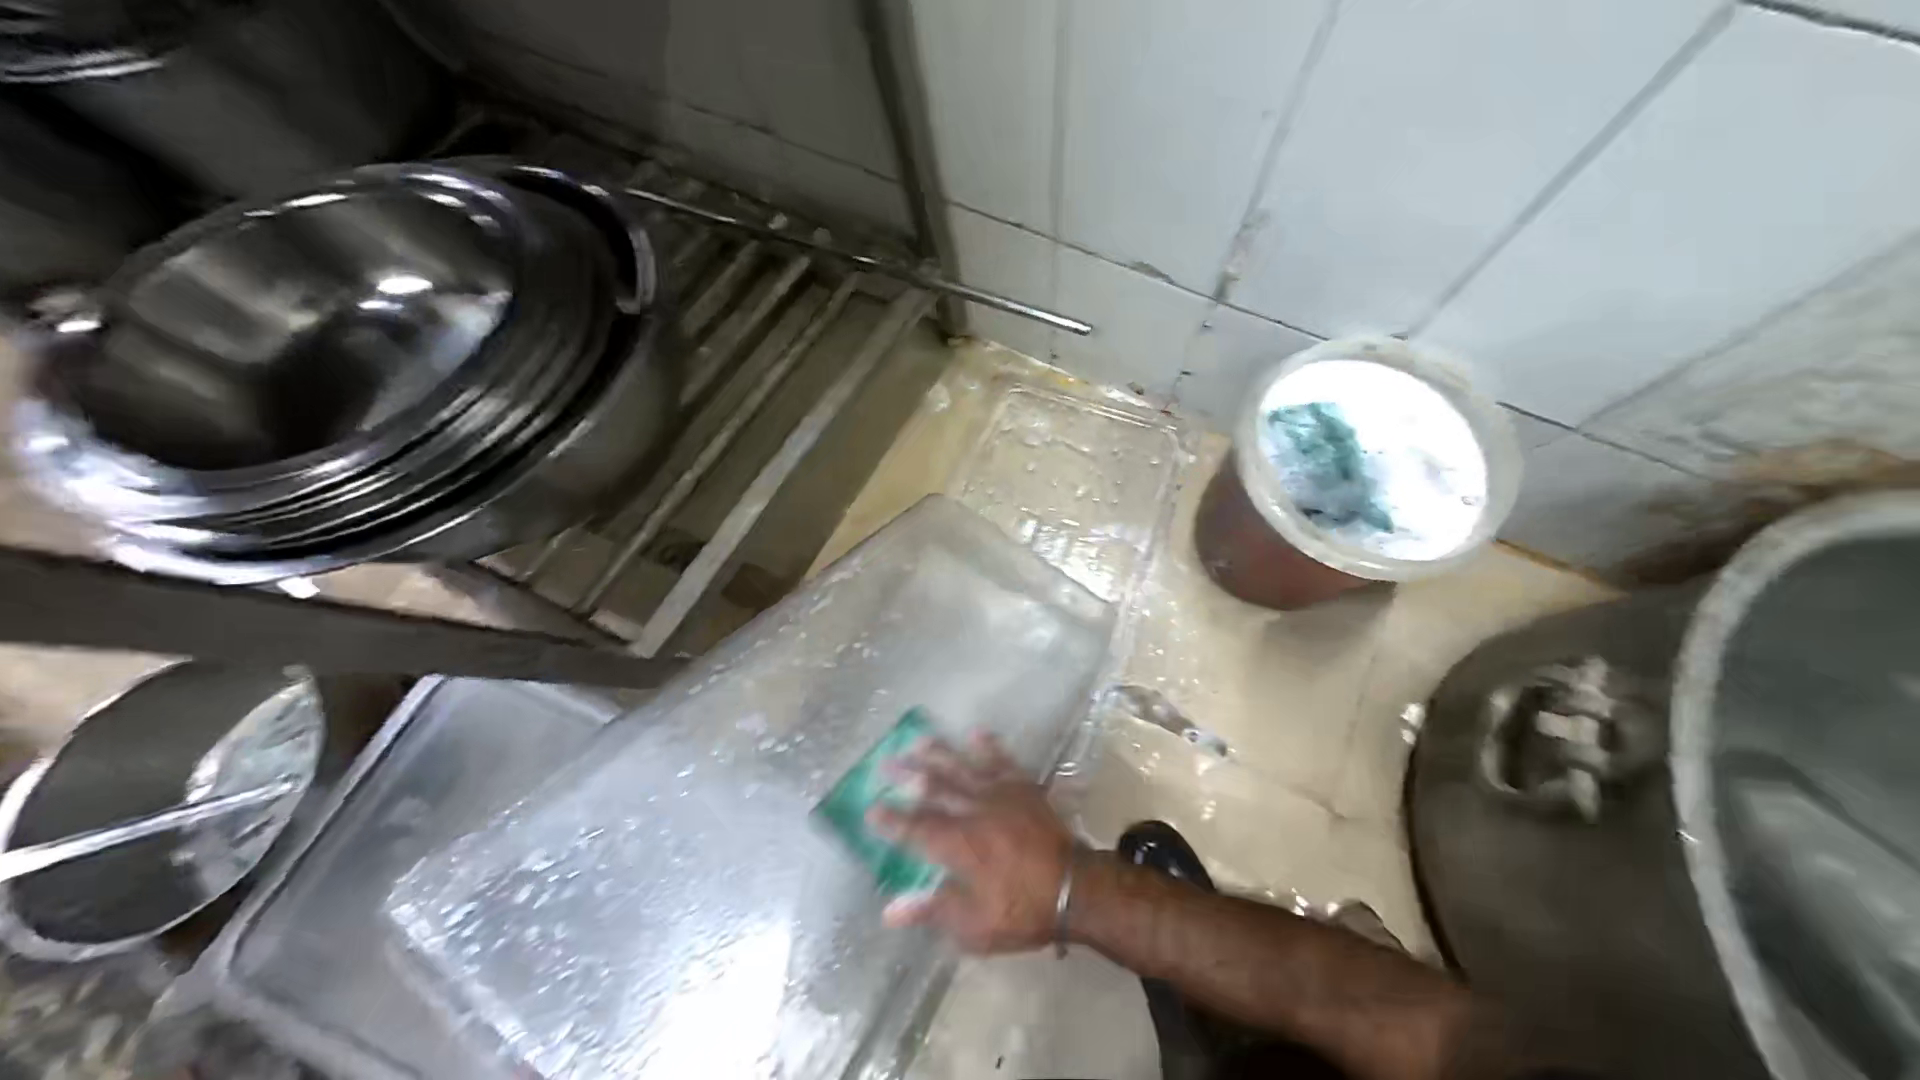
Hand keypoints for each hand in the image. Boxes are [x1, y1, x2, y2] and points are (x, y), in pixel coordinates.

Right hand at [867, 732, 1072, 954]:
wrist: (1076, 889)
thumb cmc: (1022, 910)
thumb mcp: (973, 926)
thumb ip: (932, 911)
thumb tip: (889, 911)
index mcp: (958, 845)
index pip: (916, 828)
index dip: (892, 819)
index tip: (871, 809)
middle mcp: (974, 812)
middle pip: (935, 788)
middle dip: (908, 775)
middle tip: (887, 762)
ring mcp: (1000, 796)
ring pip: (963, 768)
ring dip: (940, 754)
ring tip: (921, 740)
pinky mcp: (1024, 788)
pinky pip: (1002, 761)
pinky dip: (989, 746)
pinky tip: (976, 732)